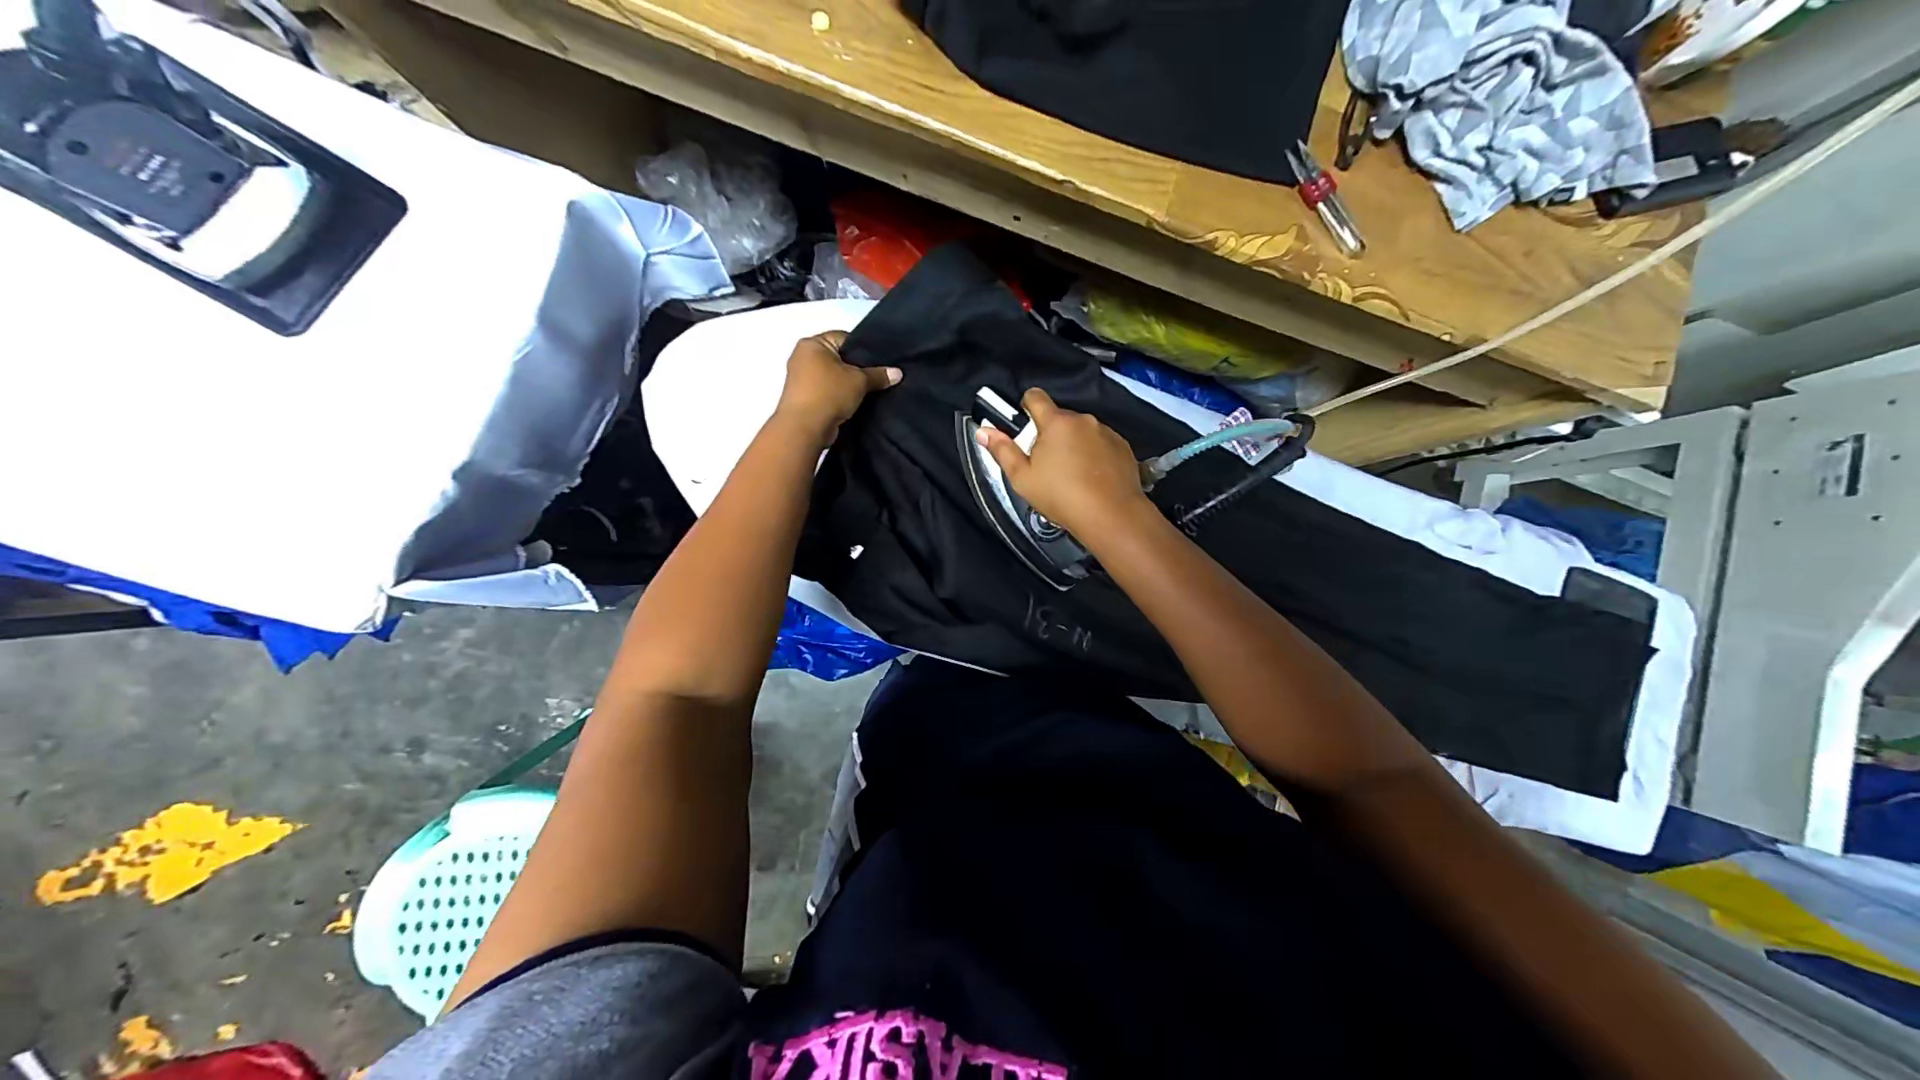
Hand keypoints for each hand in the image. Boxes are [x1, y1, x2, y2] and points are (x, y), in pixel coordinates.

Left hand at [773, 332, 901, 443]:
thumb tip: (898, 373)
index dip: (864, 349)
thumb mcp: (859, 381)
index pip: (844, 339)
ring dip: (848, 385)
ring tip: (869, 391)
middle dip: (856, 368)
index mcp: (812, 344)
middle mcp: (802, 357)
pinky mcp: (803, 398)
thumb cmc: (829, 393)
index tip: (880, 362)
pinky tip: (855, 403)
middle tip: (878, 377)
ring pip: (833, 377)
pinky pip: (827, 392)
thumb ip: (878, 375)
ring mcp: (801, 379)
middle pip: (838, 358)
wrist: (804, 428)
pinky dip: (839, 396)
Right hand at [975, 388, 1150, 536]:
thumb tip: (983, 431)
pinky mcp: (1123, 447)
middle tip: (1045, 463)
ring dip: (1074, 444)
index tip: (1023, 424)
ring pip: (1082, 431)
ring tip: (1072, 474)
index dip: (1025, 406)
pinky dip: (1095, 454)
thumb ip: (1002, 451)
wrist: (1111, 515)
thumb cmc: (1062, 497)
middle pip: (1060, 418)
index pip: (1035, 396)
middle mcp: (1083, 420)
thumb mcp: (1023, 478)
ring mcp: (1106, 432)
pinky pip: (1102, 443)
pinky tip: (1092, 478)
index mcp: (1056, 423)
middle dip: (1051, 434)